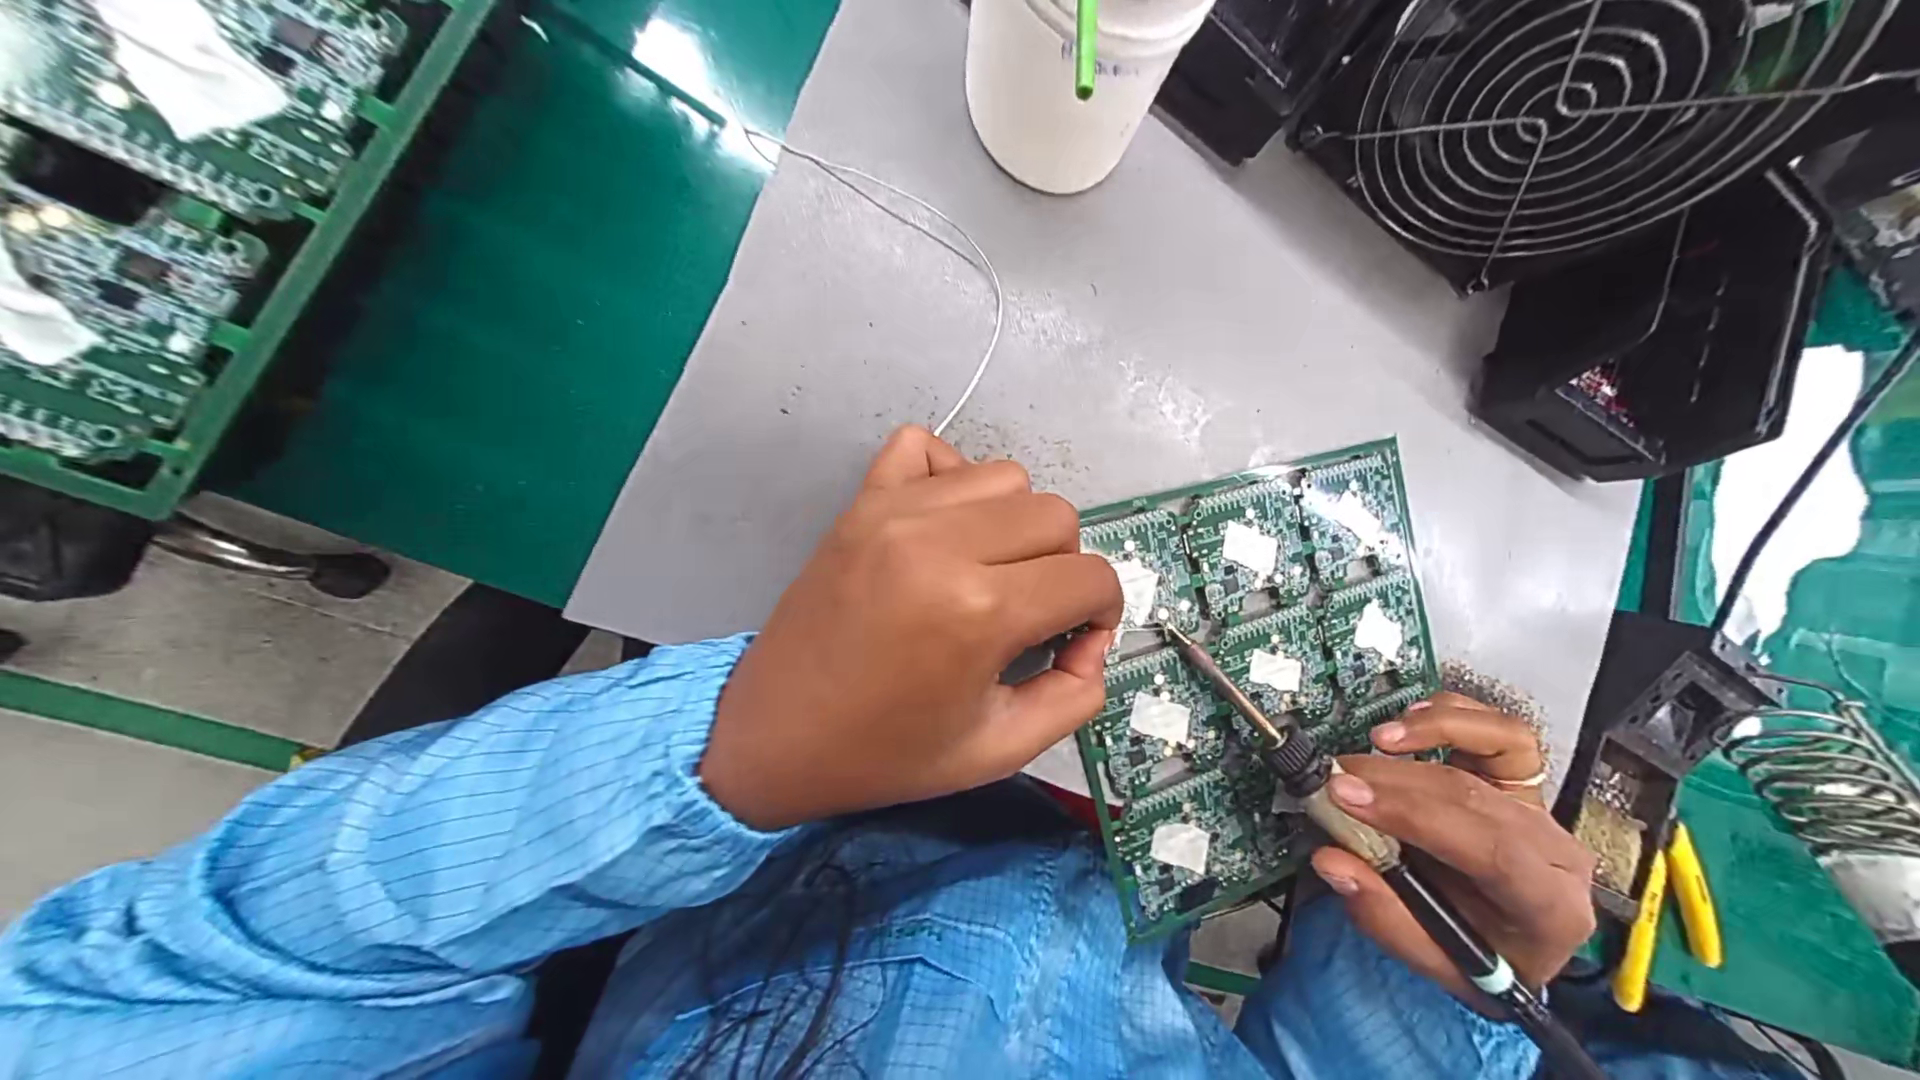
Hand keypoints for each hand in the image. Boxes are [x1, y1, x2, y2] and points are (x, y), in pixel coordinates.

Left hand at [702, 426, 1122, 829]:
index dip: (1102, 613)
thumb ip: (1074, 697)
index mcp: (979, 611)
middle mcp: (941, 543)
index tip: (1074, 640)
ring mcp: (894, 511)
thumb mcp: (998, 750)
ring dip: (1016, 524)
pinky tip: (944, 527)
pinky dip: (950, 477)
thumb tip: (1089, 642)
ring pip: (1005, 477)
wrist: (775, 735)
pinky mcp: (861, 502)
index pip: (1090, 577)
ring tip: (988, 570)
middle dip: (1063, 567)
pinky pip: (924, 448)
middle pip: (1056, 516)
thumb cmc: (885, 753)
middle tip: (1031, 610)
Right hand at [1309, 694, 1595, 1004]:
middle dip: (1394, 780)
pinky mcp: (1520, 777)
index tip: (1345, 796)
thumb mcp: (1431, 956)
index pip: (1493, 851)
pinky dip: (1452, 715)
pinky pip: (1500, 730)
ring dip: (1430, 734)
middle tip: (1332, 778)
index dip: (1414, 815)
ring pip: (1498, 748)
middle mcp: (1556, 851)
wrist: (1500, 933)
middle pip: (1474, 795)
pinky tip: (1407, 720)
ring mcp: (1541, 807)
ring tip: (1374, 739)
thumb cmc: (1472, 949)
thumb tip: (1332, 861)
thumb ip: (1382, 913)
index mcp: (1550, 907)